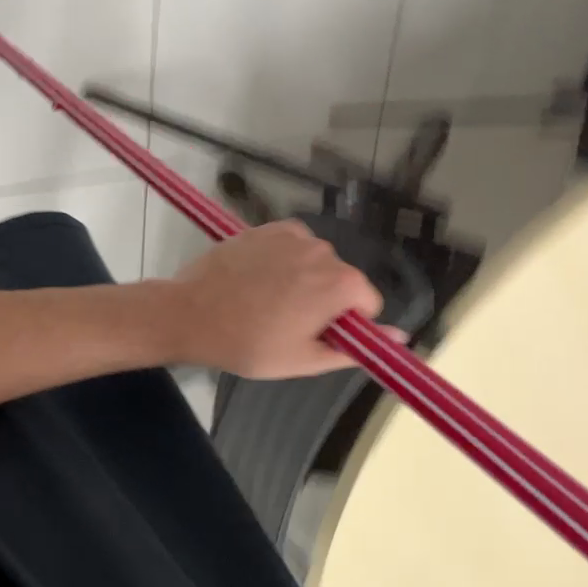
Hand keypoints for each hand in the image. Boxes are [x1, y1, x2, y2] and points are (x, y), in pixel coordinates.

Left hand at [156, 220, 385, 378]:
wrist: (188, 314)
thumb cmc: (246, 343)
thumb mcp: (304, 359)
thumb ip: (356, 349)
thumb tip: (400, 338)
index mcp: (342, 283)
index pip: (367, 304)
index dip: (344, 323)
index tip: (311, 333)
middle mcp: (323, 251)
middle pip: (341, 279)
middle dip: (322, 299)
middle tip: (282, 321)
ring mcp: (291, 235)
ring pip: (314, 262)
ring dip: (300, 278)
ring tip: (263, 301)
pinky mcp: (264, 228)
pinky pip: (289, 245)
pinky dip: (280, 259)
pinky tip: (255, 279)